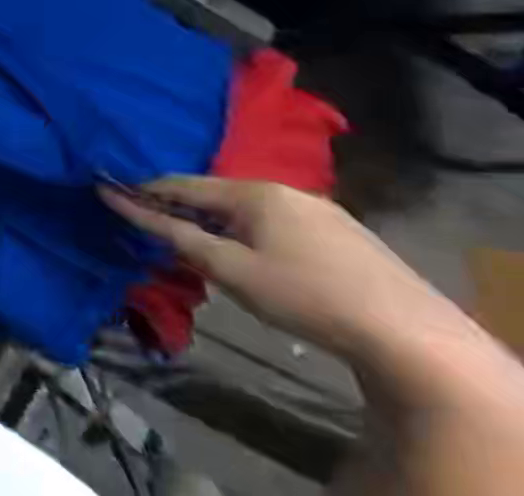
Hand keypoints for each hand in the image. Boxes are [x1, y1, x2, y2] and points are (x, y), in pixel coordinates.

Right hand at [101, 177, 465, 363]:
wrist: (416, 341)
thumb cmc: (304, 295)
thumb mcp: (226, 267)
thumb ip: (170, 232)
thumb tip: (114, 198)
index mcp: (254, 191)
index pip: (180, 183)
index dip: (142, 191)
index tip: (107, 196)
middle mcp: (286, 191)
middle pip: (214, 195)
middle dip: (180, 209)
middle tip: (152, 229)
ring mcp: (322, 213)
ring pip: (247, 211)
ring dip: (216, 225)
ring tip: (198, 247)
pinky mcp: (346, 237)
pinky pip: (277, 224)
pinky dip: (249, 235)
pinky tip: (251, 259)